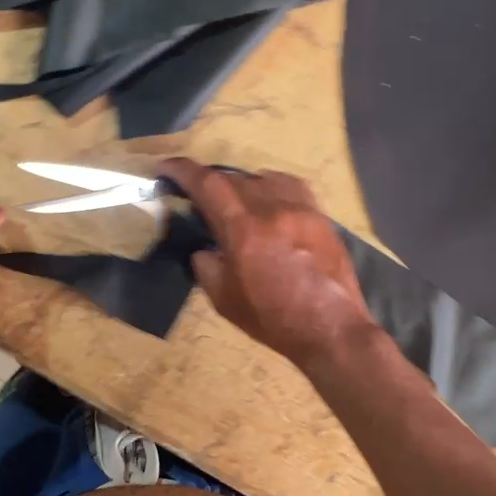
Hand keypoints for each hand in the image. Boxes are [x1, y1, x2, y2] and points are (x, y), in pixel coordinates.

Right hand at [160, 158, 378, 368]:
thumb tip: (203, 248)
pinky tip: (269, 202)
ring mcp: (300, 208)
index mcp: (243, 229)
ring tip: (234, 203)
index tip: (166, 167)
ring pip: (262, 178)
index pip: (207, 184)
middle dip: (210, 183)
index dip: (182, 170)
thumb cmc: (272, 318)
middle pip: (233, 178)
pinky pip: (290, 186)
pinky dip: (271, 187)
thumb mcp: (223, 299)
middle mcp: (271, 209)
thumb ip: (206, 266)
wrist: (330, 328)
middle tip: (198, 197)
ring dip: (240, 185)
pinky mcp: (320, 215)